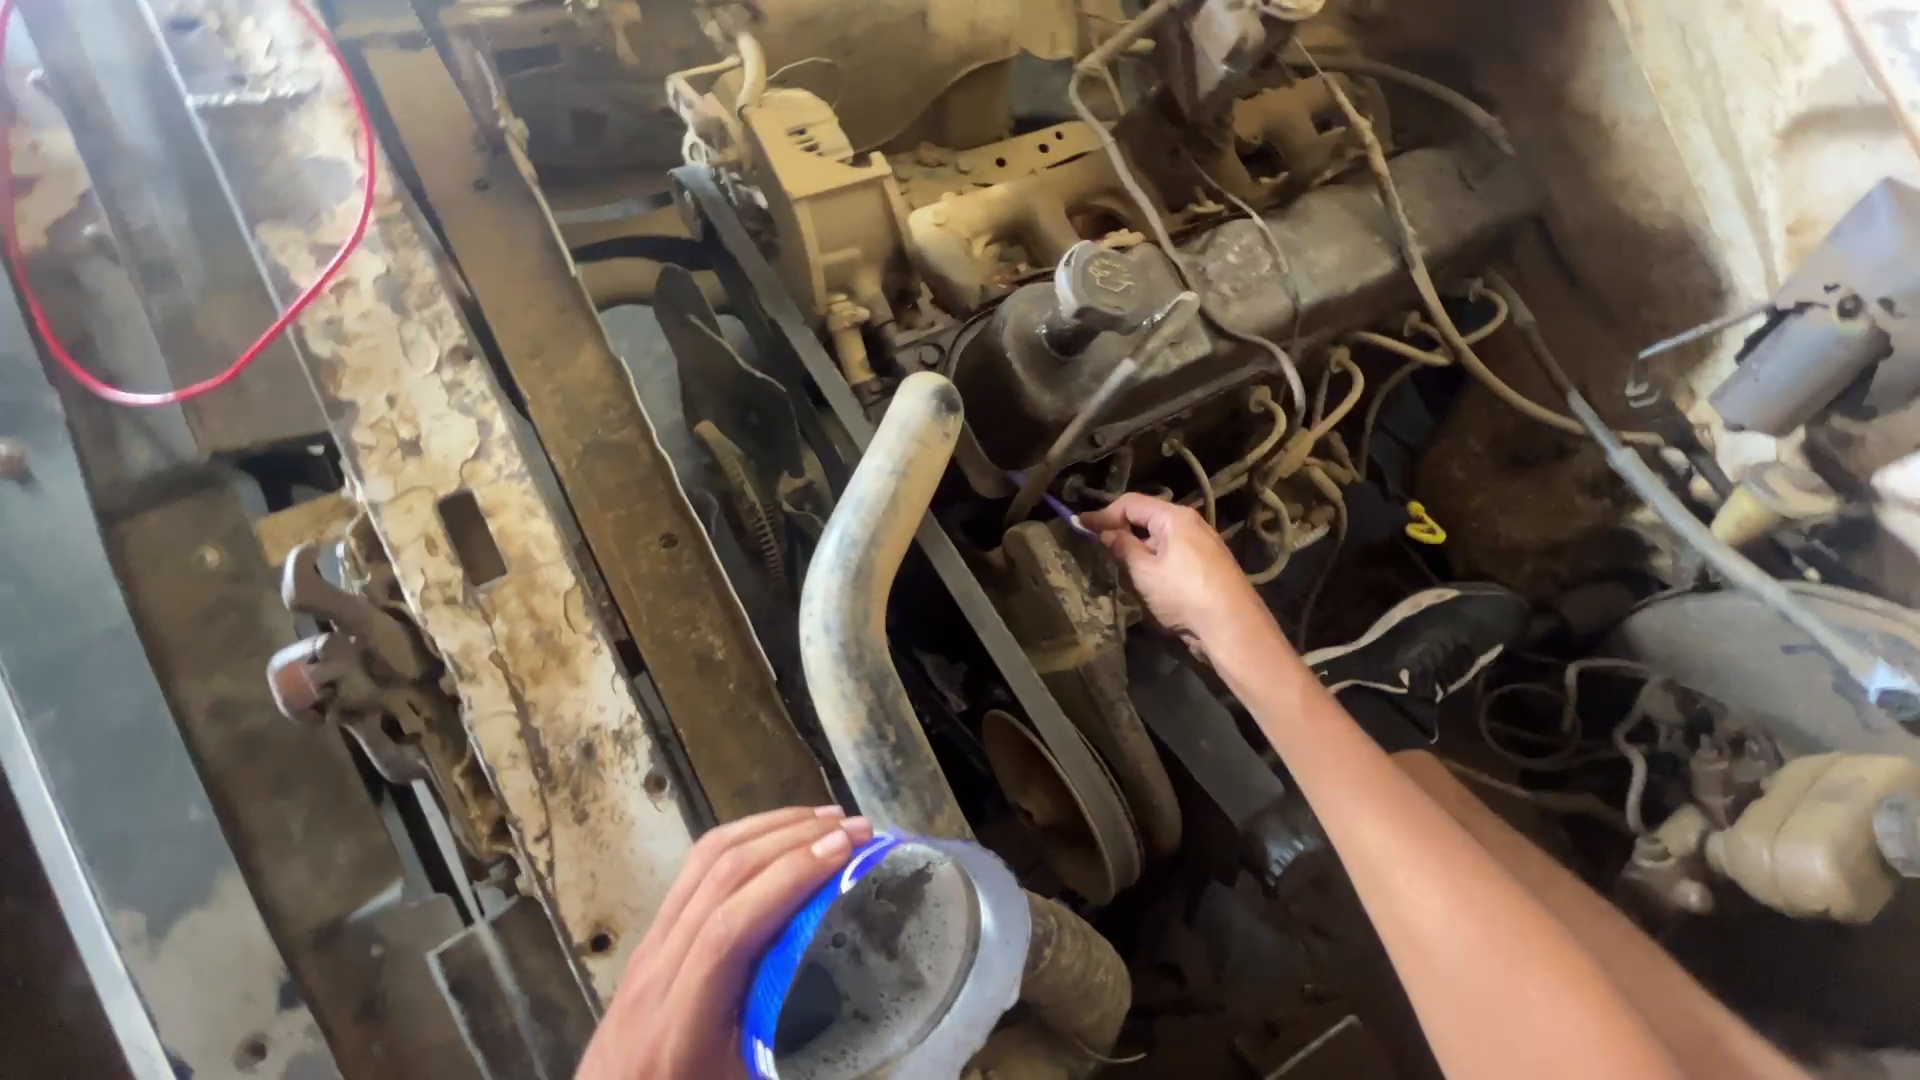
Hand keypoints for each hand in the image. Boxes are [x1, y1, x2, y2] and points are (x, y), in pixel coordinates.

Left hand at [577, 805, 873, 1079]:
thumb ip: (792, 1040)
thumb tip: (856, 991)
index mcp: (680, 1025)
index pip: (731, 928)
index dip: (789, 878)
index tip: (845, 851)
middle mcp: (658, 972)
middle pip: (722, 877)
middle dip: (794, 839)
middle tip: (855, 828)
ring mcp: (649, 946)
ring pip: (707, 859)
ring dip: (773, 826)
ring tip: (827, 818)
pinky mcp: (651, 933)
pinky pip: (696, 867)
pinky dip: (747, 836)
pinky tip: (781, 832)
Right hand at [1080, 493, 1279, 653]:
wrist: (1232, 628)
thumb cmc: (1184, 594)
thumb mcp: (1144, 571)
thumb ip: (1122, 547)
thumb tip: (1105, 532)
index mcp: (1175, 518)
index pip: (1131, 503)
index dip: (1103, 514)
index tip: (1079, 525)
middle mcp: (1191, 525)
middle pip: (1146, 521)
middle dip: (1121, 535)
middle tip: (1099, 549)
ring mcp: (1201, 546)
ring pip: (1158, 543)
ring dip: (1138, 555)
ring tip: (1125, 574)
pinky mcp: (1205, 568)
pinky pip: (1171, 558)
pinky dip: (1154, 567)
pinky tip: (1149, 588)